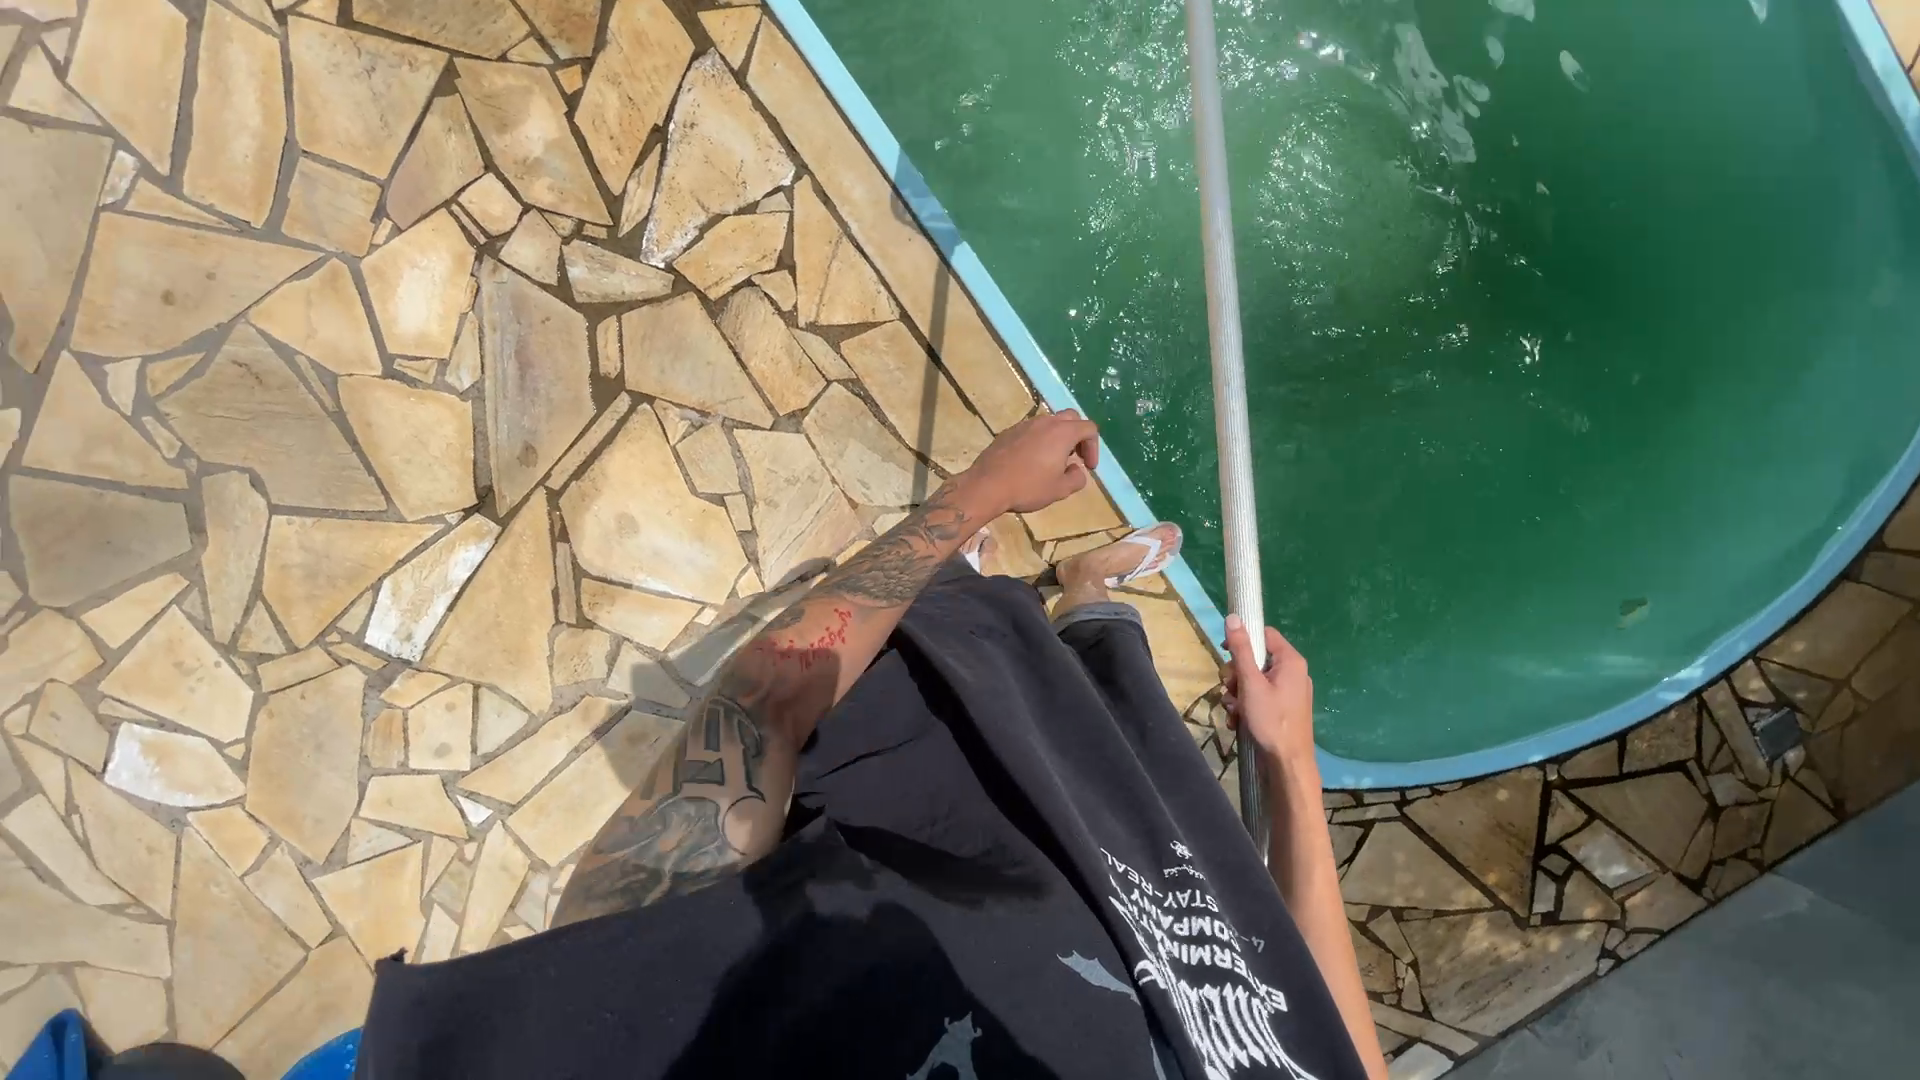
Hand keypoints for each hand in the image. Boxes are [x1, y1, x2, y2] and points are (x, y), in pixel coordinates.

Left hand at [958, 409, 1100, 514]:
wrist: (987, 485)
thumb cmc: (1028, 487)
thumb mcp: (1060, 490)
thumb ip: (1077, 478)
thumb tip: (1076, 470)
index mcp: (1062, 433)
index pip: (1089, 428)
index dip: (1094, 448)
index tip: (1089, 467)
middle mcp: (1045, 422)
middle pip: (1071, 418)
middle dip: (1078, 436)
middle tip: (1075, 457)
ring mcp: (1025, 424)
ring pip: (1049, 422)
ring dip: (1058, 437)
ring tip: (1053, 460)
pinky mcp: (1009, 431)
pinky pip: (1031, 430)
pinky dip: (1039, 440)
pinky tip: (1031, 461)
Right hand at [1223, 614, 1315, 768]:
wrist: (1287, 762)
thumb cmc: (1271, 719)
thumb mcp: (1250, 682)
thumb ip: (1241, 650)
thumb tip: (1233, 617)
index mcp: (1290, 661)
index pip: (1264, 634)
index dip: (1243, 639)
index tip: (1225, 652)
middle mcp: (1292, 672)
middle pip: (1255, 658)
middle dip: (1236, 674)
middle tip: (1231, 688)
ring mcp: (1288, 692)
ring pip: (1253, 680)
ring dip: (1237, 693)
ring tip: (1234, 710)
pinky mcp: (1282, 708)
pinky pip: (1258, 697)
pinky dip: (1245, 706)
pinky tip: (1238, 720)